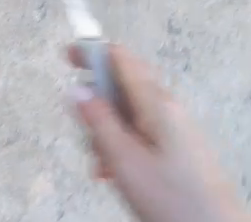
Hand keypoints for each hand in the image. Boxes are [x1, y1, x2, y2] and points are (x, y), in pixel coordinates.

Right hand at [67, 45, 247, 221]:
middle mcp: (169, 107)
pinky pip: (145, 134)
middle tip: (83, 130)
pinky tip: (117, 173)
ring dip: (109, 129)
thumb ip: (98, 120)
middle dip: (98, 101)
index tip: (66, 59)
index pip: (120, 57)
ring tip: (100, 165)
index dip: (91, 51)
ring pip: (132, 114)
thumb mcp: (125, 160)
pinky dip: (125, 145)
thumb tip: (77, 87)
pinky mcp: (184, 151)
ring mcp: (179, 130)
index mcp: (156, 102)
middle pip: (124, 85)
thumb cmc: (171, 198)